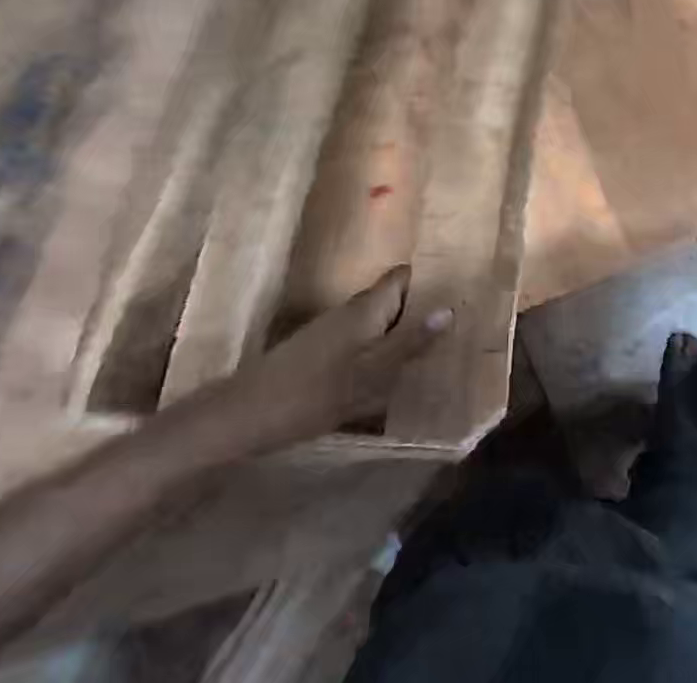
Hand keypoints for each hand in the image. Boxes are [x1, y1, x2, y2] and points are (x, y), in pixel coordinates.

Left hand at [223, 266, 450, 446]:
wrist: (240, 419)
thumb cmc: (312, 393)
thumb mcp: (372, 374)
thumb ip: (410, 342)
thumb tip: (449, 309)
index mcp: (365, 309)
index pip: (402, 276)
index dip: (428, 280)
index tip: (456, 294)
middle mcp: (348, 311)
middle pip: (392, 299)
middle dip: (419, 310)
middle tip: (453, 330)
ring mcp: (330, 331)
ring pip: (376, 322)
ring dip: (399, 333)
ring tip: (429, 355)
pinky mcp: (317, 353)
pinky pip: (360, 341)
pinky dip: (378, 352)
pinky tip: (388, 378)